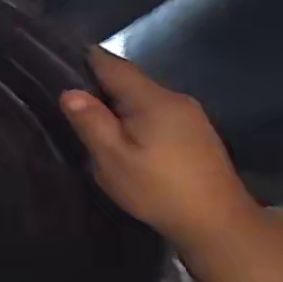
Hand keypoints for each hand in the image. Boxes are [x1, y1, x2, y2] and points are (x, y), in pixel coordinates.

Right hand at [60, 48, 265, 249]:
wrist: (218, 224)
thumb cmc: (159, 190)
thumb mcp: (114, 160)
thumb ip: (91, 123)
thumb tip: (69, 92)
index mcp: (152, 100)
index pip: (115, 66)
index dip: (89, 59)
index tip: (63, 58)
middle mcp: (175, 98)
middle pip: (131, 81)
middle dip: (102, 84)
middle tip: (71, 96)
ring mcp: (191, 115)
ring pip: (145, 98)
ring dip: (120, 103)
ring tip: (94, 118)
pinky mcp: (197, 134)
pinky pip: (158, 112)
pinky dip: (137, 116)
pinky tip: (128, 136)